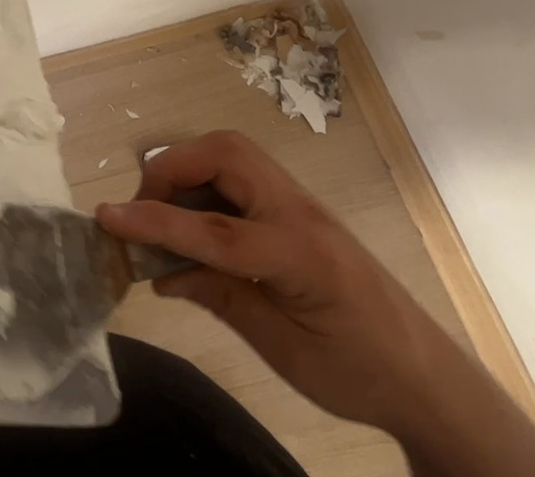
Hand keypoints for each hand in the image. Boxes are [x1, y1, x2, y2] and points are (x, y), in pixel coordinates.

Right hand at [95, 131, 479, 434]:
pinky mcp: (296, 211)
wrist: (429, 380)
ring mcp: (300, 206)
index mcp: (301, 256)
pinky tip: (191, 230)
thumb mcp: (282, 349)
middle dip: (171, 170)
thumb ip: (218, 298)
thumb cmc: (358, 374)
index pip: (215, 230)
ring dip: (185, 173)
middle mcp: (300, 213)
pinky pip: (240, 177)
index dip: (155, 222)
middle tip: (144, 213)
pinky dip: (203, 189)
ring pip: (231, 155)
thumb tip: (160, 271)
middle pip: (225, 154)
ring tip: (162, 219)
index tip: (105, 218)